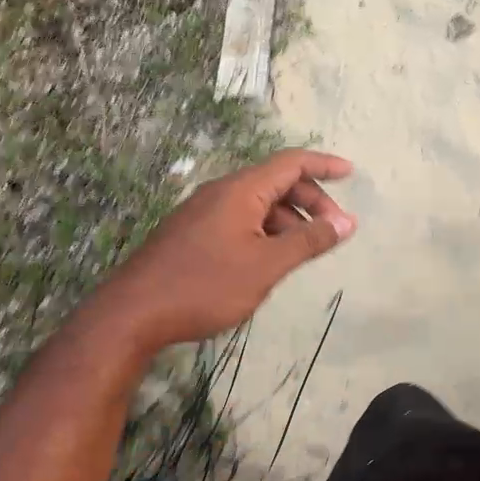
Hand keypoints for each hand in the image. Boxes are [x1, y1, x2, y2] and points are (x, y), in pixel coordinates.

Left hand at [92, 149, 356, 351]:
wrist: (129, 317)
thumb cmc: (204, 286)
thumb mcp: (267, 265)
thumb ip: (309, 241)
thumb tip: (345, 222)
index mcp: (240, 191)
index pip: (291, 163)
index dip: (324, 165)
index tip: (351, 173)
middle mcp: (221, 193)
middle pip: (277, 183)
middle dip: (311, 201)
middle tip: (335, 229)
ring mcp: (202, 213)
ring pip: (258, 204)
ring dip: (289, 220)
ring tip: (305, 251)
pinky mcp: (190, 235)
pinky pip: (240, 219)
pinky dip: (266, 231)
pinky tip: (270, 260)